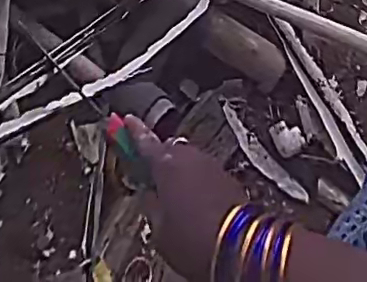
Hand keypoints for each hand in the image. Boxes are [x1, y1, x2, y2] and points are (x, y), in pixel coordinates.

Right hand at [121, 115, 247, 277]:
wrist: (241, 246)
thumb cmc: (195, 239)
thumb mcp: (159, 229)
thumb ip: (150, 204)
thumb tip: (148, 196)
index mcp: (163, 163)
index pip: (142, 140)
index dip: (131, 130)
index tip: (125, 119)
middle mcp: (186, 155)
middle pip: (165, 150)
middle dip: (158, 161)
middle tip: (152, 179)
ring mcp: (208, 163)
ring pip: (185, 161)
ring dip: (179, 174)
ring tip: (177, 201)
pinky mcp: (225, 175)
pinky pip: (203, 173)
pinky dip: (197, 183)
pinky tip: (196, 204)